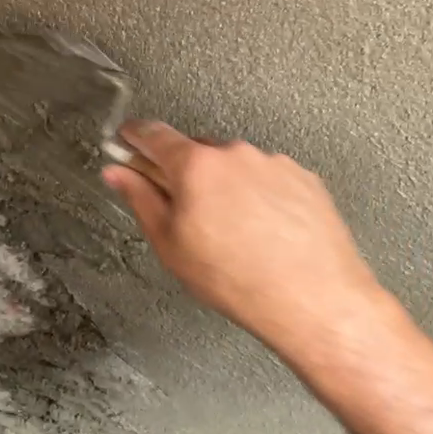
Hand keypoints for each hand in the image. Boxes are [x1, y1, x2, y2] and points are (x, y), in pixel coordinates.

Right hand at [101, 120, 391, 352]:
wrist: (313, 300)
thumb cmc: (238, 278)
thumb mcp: (169, 243)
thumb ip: (140, 198)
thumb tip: (118, 174)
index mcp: (195, 165)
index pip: (153, 133)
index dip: (134, 135)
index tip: (126, 139)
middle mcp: (235, 154)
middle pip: (194, 150)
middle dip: (181, 172)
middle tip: (179, 208)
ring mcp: (272, 164)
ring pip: (231, 165)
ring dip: (221, 185)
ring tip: (228, 231)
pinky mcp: (303, 179)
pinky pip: (265, 177)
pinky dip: (255, 195)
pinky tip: (257, 230)